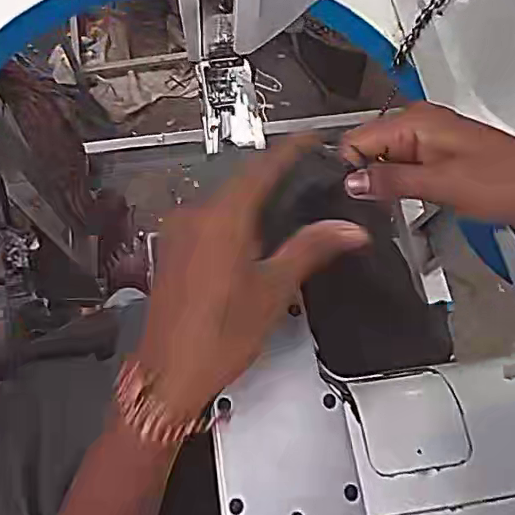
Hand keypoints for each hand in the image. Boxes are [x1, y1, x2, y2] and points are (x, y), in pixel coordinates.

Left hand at [129, 136, 369, 436]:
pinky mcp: (172, 248)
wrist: (168, 374)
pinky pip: (209, 218)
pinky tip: (255, 237)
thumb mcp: (274, 290)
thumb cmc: (216, 339)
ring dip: (255, 200)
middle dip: (277, 177)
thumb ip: (311, 249)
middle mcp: (194, 217)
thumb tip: (347, 229)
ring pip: (225, 200)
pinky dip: (236, 218)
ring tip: (289, 209)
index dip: (291, 150)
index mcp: (221, 220)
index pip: (262, 167)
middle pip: (243, 181)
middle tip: (309, 178)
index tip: (312, 140)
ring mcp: (179, 232)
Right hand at [338, 102, 514, 223]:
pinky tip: (420, 197)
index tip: (358, 193)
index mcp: (416, 120)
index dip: (352, 168)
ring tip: (413, 199)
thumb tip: (354, 181)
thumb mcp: (440, 184)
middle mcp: (420, 123)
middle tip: (387, 202)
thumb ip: (391, 180)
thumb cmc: (505, 181)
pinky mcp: (437, 155)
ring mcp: (429, 138)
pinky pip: (404, 167)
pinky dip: (403, 184)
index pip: (357, 137)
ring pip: (385, 160)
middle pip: (369, 148)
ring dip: (387, 183)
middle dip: (369, 177)